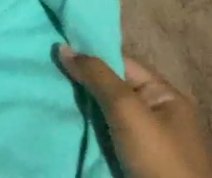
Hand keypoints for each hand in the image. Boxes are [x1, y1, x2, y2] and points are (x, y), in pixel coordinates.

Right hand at [57, 46, 211, 177]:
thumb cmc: (160, 159)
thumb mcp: (128, 111)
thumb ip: (97, 76)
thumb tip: (64, 47)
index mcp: (166, 96)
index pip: (121, 63)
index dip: (89, 55)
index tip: (54, 50)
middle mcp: (158, 115)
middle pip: (112, 89)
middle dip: (82, 83)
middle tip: (45, 72)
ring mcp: (147, 142)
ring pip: (106, 115)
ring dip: (81, 109)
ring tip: (46, 94)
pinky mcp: (136, 164)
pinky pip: (107, 139)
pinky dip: (87, 132)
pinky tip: (62, 123)